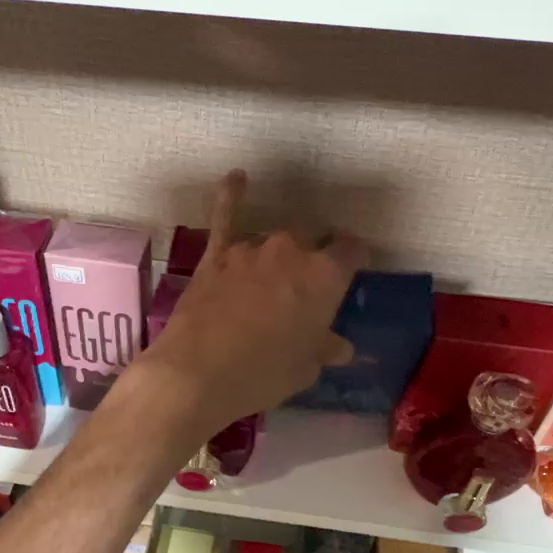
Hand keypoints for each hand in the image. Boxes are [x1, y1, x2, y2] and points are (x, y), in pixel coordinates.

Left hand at [133, 169, 365, 441]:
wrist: (198, 372)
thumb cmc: (263, 375)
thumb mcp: (304, 369)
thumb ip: (323, 349)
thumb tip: (338, 346)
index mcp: (326, 275)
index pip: (352, 251)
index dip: (354, 259)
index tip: (352, 270)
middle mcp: (292, 250)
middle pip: (312, 240)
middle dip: (315, 257)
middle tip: (307, 287)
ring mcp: (251, 248)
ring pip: (274, 237)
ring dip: (279, 253)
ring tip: (274, 277)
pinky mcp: (216, 254)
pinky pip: (226, 214)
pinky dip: (232, 194)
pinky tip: (236, 177)